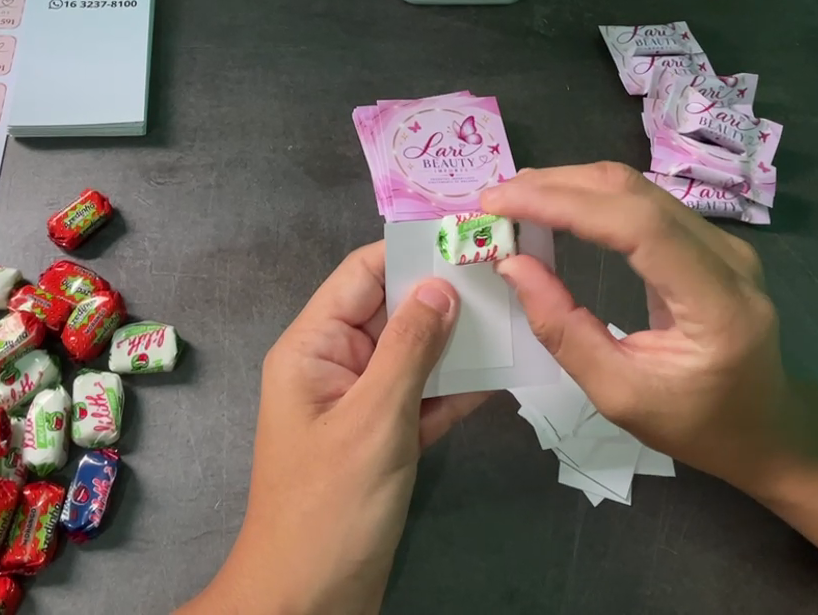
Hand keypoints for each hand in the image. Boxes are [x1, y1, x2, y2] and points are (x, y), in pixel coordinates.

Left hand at [182, 242, 490, 614]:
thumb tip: (441, 285)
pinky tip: (497, 374)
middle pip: (389, 309)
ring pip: (409, 353)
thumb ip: (408, 349)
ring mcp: (358, 401)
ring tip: (510, 318)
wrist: (307, 605)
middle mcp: (334, 363)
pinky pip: (419, 396)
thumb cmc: (330, 506)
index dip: (407, 252)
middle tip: (502, 276)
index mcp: (312, 346)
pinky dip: (452, 387)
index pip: (360, 275)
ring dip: (453, 341)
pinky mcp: (381, 436)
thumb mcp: (373, 420)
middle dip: (440, 294)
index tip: (462, 238)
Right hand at [481, 162, 801, 494]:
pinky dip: (589, 196)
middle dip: (555, 185)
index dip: (563, 203)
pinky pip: (641, 199)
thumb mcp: (620, 395)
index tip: (500, 203)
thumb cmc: (698, 425)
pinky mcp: (707, 237)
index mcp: (715, 302)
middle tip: (494, 199)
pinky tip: (554, 204)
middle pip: (632, 191)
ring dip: (568, 184)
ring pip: (635, 186)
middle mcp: (726, 256)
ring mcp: (722, 240)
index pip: (636, 224)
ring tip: (514, 198)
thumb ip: (563, 330)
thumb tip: (512, 264)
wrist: (771, 428)